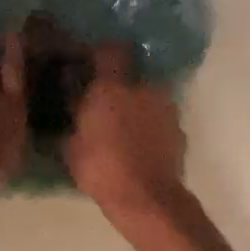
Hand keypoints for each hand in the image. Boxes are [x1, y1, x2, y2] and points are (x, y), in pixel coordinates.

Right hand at [66, 45, 186, 215]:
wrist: (147, 199)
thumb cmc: (101, 169)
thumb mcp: (70, 146)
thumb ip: (72, 119)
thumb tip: (70, 106)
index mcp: (112, 87)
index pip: (109, 50)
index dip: (98, 54)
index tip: (87, 64)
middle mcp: (143, 88)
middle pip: (130, 76)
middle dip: (117, 86)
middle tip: (101, 105)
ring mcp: (166, 108)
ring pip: (146, 98)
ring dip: (135, 107)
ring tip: (120, 129)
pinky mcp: (179, 130)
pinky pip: (159, 120)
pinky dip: (149, 127)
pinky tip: (137, 146)